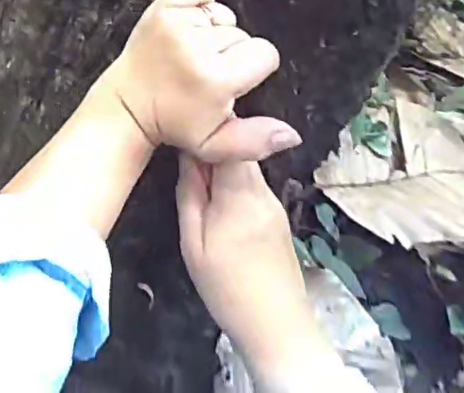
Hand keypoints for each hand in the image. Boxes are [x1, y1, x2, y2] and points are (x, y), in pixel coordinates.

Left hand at [101, 0, 299, 161]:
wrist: (128, 103)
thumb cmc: (171, 123)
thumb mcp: (216, 145)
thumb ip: (258, 140)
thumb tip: (291, 134)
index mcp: (215, 79)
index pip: (264, 53)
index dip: (255, 67)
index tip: (235, 78)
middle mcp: (197, 46)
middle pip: (242, 34)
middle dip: (232, 52)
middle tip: (207, 71)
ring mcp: (177, 22)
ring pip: (222, 15)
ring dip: (214, 31)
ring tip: (195, 53)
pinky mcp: (163, 7)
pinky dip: (198, 3)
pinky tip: (190, 27)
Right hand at [177, 157, 337, 384]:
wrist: (280, 332)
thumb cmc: (228, 289)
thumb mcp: (193, 243)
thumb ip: (189, 193)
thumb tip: (185, 156)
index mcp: (240, 193)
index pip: (228, 140)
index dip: (206, 132)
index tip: (184, 136)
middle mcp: (263, 191)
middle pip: (238, 151)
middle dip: (212, 149)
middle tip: (187, 165)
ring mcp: (274, 203)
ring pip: (245, 168)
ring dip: (223, 169)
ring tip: (201, 189)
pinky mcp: (279, 218)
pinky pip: (253, 186)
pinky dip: (235, 186)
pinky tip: (223, 211)